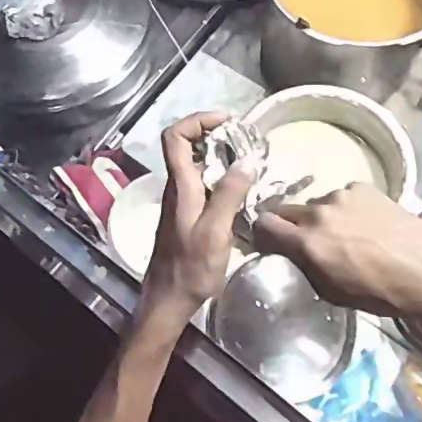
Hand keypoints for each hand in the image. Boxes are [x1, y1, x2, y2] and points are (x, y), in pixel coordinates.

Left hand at [143, 112, 250, 315]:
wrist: (169, 300)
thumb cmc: (190, 268)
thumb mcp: (215, 231)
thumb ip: (229, 194)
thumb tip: (246, 160)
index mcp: (181, 187)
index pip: (175, 137)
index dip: (197, 121)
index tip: (226, 122)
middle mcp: (179, 189)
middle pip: (189, 148)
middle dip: (217, 137)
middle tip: (248, 143)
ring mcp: (183, 203)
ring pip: (199, 167)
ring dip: (223, 159)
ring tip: (252, 163)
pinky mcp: (190, 216)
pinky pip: (206, 186)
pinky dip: (224, 180)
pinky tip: (243, 192)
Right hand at [254, 184, 421, 319]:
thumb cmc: (379, 292)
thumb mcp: (332, 291)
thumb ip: (305, 266)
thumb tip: (295, 254)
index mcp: (307, 243)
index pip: (263, 225)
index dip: (263, 235)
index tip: (271, 244)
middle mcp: (319, 213)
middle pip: (286, 211)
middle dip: (291, 226)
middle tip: (309, 242)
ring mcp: (342, 196)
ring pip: (317, 204)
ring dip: (321, 217)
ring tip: (345, 233)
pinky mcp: (363, 187)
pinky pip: (341, 196)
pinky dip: (346, 208)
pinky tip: (365, 223)